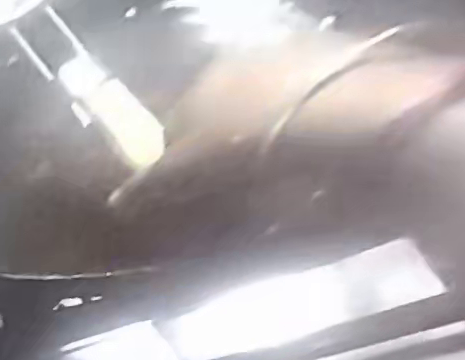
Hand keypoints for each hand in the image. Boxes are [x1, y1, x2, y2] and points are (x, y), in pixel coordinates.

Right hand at [112, 31, 456, 210]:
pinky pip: (306, 104)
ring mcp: (300, 53)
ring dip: (259, 133)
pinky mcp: (347, 62)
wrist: (343, 117)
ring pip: (263, 103)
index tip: (177, 186)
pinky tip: (304, 155)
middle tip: (221, 182)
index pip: (174, 119)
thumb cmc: (243, 144)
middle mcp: (248, 55)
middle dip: (216, 141)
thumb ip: (145, 188)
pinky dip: (300, 127)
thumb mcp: (181, 174)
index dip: (171, 156)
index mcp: (203, 76)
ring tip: (266, 172)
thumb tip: (117, 201)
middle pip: (220, 107)